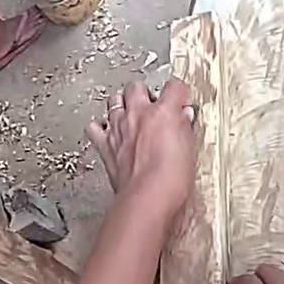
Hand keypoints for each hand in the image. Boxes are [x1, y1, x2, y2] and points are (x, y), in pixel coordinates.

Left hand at [85, 79, 194, 220]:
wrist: (148, 197)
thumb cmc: (171, 178)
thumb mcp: (189, 149)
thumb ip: (184, 128)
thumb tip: (184, 117)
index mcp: (163, 112)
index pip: (173, 87)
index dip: (177, 92)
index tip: (179, 99)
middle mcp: (138, 115)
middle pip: (136, 87)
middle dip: (144, 93)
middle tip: (151, 105)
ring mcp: (118, 128)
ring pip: (113, 101)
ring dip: (121, 105)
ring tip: (130, 114)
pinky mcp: (105, 145)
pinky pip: (94, 128)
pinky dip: (99, 128)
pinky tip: (107, 131)